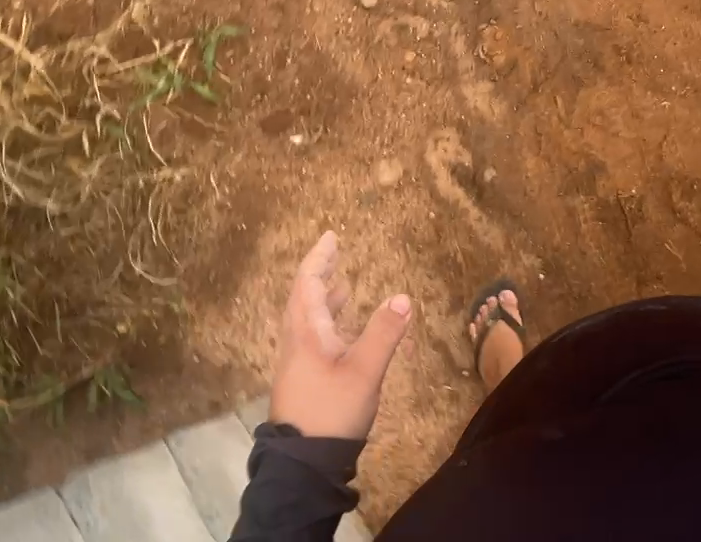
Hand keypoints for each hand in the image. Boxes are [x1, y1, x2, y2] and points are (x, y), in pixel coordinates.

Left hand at [268, 231, 412, 439]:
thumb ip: (384, 332)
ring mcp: (296, 361)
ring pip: (306, 318)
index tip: (331, 236)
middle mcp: (296, 341)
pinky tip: (343, 329)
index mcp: (307, 331)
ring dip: (322, 296)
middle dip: (319, 272)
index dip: (319, 258)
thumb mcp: (364, 370)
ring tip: (342, 283)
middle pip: (303, 296)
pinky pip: (311, 335)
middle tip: (335, 251)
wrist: (303, 465)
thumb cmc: (331, 410)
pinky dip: (326, 319)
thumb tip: (403, 296)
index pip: (308, 283)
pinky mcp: (302, 378)